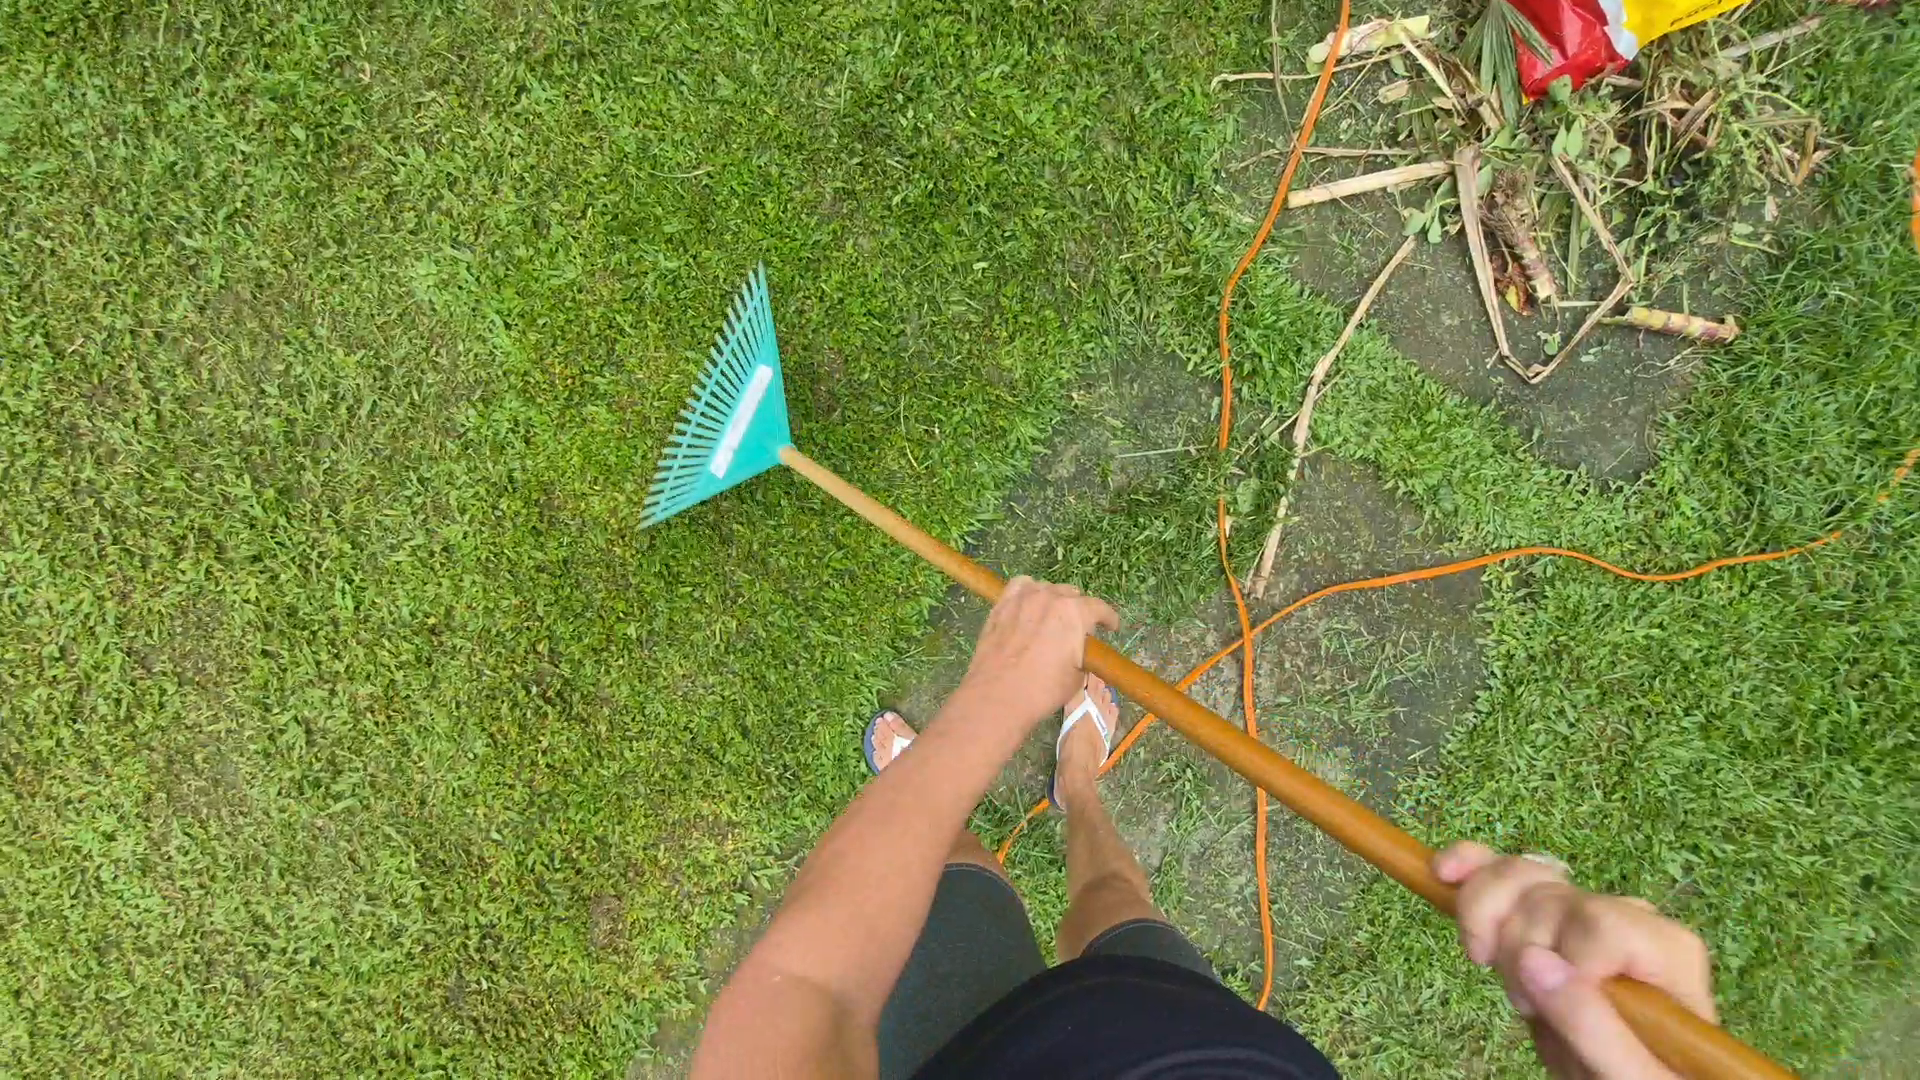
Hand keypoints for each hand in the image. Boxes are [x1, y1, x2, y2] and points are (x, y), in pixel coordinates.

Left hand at [957, 576, 1117, 730]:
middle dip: (1080, 611)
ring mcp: (1023, 598)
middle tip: (1078, 630)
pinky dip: (1029, 592)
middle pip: (1072, 595)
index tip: (1111, 627)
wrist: (997, 695)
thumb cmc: (1043, 689)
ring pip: (1047, 589)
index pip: (1100, 608)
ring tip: (1053, 617)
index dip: (1109, 618)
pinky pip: (1021, 587)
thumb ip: (1082, 653)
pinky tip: (1030, 603)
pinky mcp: (1002, 604)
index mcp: (1075, 613)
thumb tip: (1077, 650)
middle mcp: (1050, 597)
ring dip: (1054, 601)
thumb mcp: (1077, 676)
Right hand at [1435, 842, 1717, 1079]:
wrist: (1621, 1077)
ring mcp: (1579, 906)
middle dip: (1515, 946)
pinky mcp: (1538, 905)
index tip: (1548, 1011)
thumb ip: (1594, 1026)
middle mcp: (1625, 916)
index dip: (1564, 961)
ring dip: (1481, 914)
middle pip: (1549, 895)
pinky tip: (1442, 873)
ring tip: (1485, 961)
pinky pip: (1497, 865)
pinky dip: (1466, 863)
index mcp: (1664, 951)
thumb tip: (1533, 959)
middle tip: (1522, 1006)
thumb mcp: (1634, 1078)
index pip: (1600, 922)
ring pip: (1515, 872)